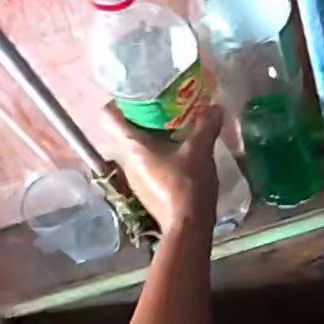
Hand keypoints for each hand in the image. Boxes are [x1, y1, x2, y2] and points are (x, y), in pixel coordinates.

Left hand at [106, 104, 219, 235]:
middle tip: (169, 110)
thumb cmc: (188, 185)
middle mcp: (127, 161)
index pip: (109, 115)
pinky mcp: (146, 193)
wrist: (188, 227)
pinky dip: (161, 158)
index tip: (140, 96)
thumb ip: (206, 126)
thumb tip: (214, 107)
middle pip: (128, 131)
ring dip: (155, 140)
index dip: (120, 102)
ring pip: (139, 150)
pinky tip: (181, 158)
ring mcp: (135, 179)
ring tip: (178, 133)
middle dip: (146, 119)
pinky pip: (149, 166)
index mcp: (132, 146)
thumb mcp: (200, 151)